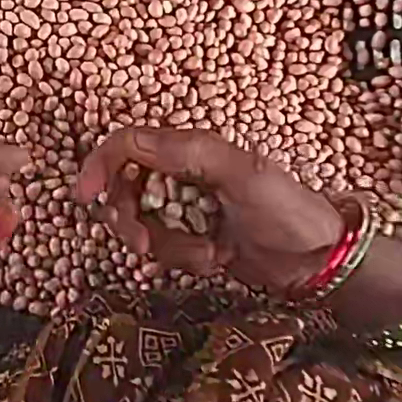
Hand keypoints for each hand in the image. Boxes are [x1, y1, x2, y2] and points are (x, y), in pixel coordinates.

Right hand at [75, 128, 344, 295]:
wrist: (315, 261)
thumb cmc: (288, 210)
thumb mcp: (244, 175)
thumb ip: (190, 153)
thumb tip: (133, 141)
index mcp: (189, 150)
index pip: (127, 146)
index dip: (99, 165)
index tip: (86, 195)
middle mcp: (180, 175)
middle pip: (124, 190)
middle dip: (131, 220)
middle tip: (146, 243)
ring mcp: (183, 208)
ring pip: (141, 224)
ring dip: (167, 246)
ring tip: (206, 253)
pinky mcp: (188, 237)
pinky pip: (163, 249)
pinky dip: (183, 259)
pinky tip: (214, 259)